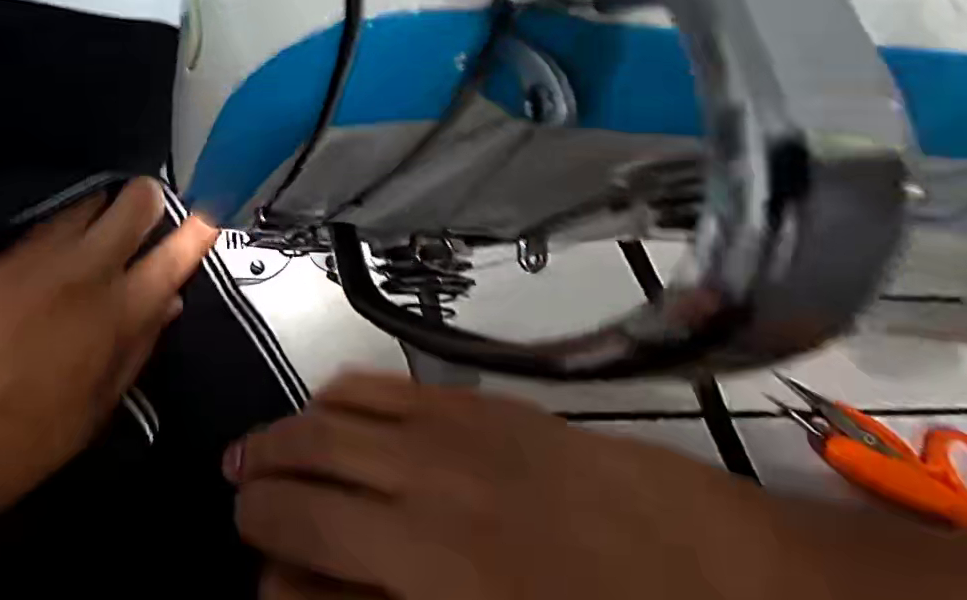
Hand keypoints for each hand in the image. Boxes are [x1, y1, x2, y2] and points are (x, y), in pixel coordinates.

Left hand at [0, 178, 217, 598]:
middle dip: (149, 199)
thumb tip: (165, 304)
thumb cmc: (8, 446)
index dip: (200, 225)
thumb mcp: (88, 416)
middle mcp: (85, 268)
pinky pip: (46, 224)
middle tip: (146, 221)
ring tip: (97, 239)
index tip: (211, 210)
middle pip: (136, 199)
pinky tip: (51, 260)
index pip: (177, 251)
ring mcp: (38, 253)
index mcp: (119, 314)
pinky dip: (62, 230)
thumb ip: (134, 352)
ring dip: (103, 211)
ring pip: (89, 201)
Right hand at [227, 372, 787, 599]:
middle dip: (259, 467)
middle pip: (310, 454)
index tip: (243, 534)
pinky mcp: (479, 404)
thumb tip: (303, 587)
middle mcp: (426, 479)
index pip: (304, 522)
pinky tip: (332, 409)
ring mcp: (453, 430)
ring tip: (266, 444)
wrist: (731, 583)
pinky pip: (388, 387)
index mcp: (429, 561)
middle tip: (234, 481)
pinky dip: (343, 395)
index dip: (260, 527)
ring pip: (339, 408)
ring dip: (293, 424)